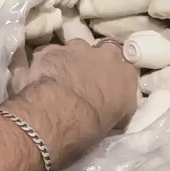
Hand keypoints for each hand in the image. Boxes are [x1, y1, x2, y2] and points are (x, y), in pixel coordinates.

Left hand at [7, 39, 138, 169]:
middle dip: (98, 59)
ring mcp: (78, 49)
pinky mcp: (53, 49)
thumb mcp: (116, 123)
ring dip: (73, 58)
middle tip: (88, 74)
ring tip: (63, 74)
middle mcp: (106, 56)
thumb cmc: (93, 124)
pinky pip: (52, 52)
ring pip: (78, 46)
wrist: (62, 112)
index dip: (114, 76)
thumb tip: (114, 110)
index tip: (107, 85)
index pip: (126, 69)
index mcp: (125, 75)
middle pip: (106, 50)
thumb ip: (119, 108)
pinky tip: (44, 74)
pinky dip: (49, 62)